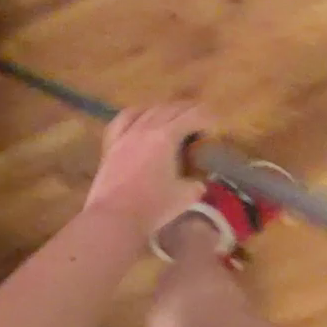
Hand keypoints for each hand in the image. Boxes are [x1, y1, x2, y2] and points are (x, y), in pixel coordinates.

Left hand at [84, 103, 210, 236]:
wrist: (114, 217)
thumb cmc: (153, 207)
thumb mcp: (185, 197)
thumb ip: (196, 185)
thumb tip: (199, 182)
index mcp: (166, 137)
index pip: (192, 116)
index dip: (207, 117)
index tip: (215, 125)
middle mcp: (146, 128)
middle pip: (171, 109)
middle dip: (189, 110)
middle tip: (200, 118)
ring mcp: (126, 134)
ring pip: (148, 110)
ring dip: (165, 109)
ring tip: (174, 114)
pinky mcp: (111, 144)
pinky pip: (124, 119)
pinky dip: (137, 113)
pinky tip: (141, 116)